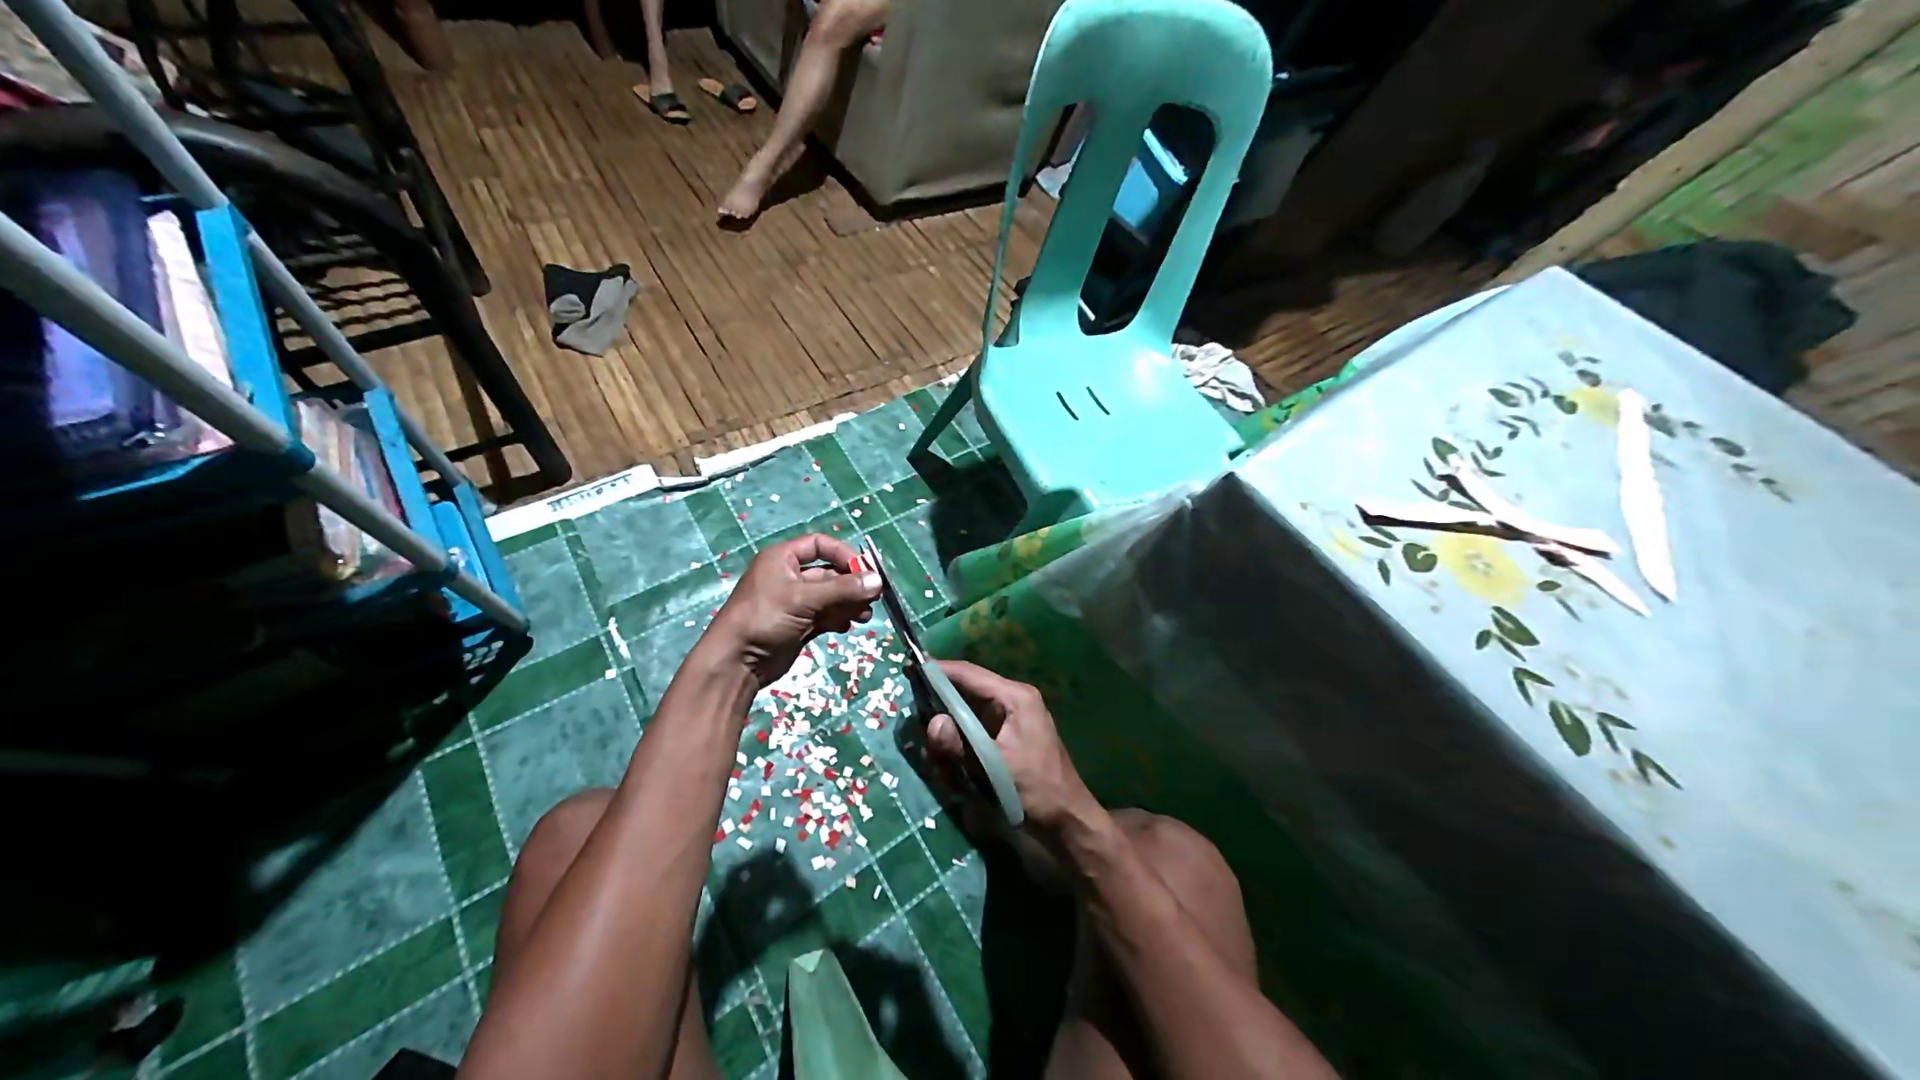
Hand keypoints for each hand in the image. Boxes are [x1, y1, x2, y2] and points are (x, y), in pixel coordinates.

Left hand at [702, 535, 881, 686]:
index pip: (820, 545)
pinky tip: (846, 626)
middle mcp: (789, 576)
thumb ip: (843, 590)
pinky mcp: (799, 624)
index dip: (844, 554)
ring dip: (849, 603)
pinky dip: (838, 618)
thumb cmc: (764, 618)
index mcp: (783, 558)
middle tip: (873, 598)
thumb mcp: (804, 599)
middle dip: (852, 585)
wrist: (736, 662)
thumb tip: (878, 582)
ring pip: (831, 596)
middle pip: (830, 573)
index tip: (865, 571)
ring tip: (864, 616)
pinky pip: (826, 615)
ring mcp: (795, 602)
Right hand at [924, 661, 1099, 835]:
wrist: (1067, 819)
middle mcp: (1013, 700)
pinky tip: (954, 768)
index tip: (910, 670)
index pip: (970, 674)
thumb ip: (961, 744)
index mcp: (1016, 697)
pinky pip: (974, 729)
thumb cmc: (1036, 790)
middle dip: (941, 708)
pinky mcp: (1006, 734)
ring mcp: (1010, 717)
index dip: (939, 671)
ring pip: (967, 712)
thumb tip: (932, 723)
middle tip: (920, 728)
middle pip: (965, 691)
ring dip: (950, 733)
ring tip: (943, 762)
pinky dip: (960, 743)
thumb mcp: (994, 767)